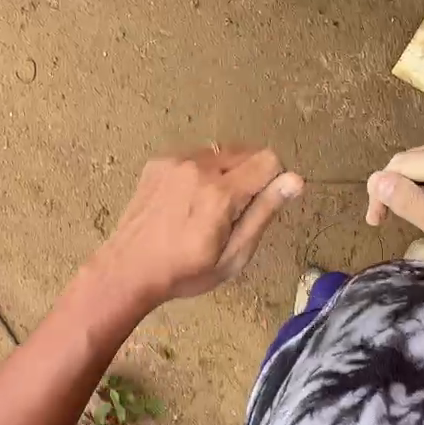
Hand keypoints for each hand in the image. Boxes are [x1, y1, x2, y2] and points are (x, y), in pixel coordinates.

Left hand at [90, 145, 302, 305]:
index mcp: (220, 193)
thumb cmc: (185, 272)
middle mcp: (198, 167)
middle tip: (233, 214)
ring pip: (222, 152)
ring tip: (208, 208)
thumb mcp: (234, 256)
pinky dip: (201, 172)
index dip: (273, 182)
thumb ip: (264, 212)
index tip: (259, 207)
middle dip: (251, 177)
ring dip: (226, 173)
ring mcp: (176, 161)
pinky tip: (187, 201)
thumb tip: (295, 180)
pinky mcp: (160, 161)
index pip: (269, 160)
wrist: (127, 269)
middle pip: (247, 152)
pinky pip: (196, 157)